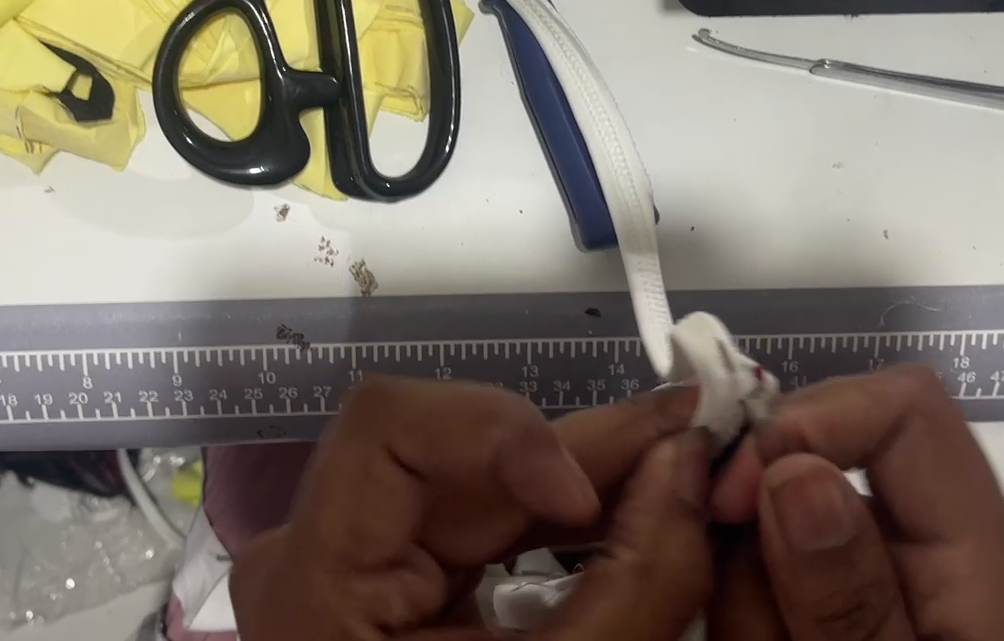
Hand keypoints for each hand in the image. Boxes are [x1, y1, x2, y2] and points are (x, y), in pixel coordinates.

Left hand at [230, 377, 713, 640]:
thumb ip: (632, 580)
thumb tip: (685, 459)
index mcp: (317, 578)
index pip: (386, 424)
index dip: (493, 428)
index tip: (578, 491)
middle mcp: (320, 538)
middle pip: (450, 444)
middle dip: (576, 445)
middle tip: (686, 424)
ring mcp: (354, 545)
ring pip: (477, 469)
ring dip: (581, 470)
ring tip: (675, 453)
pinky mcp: (391, 559)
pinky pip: (478, 507)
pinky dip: (556, 509)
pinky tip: (624, 499)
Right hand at [706, 366, 1003, 640]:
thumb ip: (848, 606)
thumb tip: (794, 469)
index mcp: (981, 570)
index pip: (904, 411)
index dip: (809, 419)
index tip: (735, 491)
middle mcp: (936, 558)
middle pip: (814, 464)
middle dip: (753, 529)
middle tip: (746, 626)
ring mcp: (882, 587)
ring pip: (773, 523)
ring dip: (744, 594)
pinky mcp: (844, 611)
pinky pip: (766, 575)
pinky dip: (747, 615)